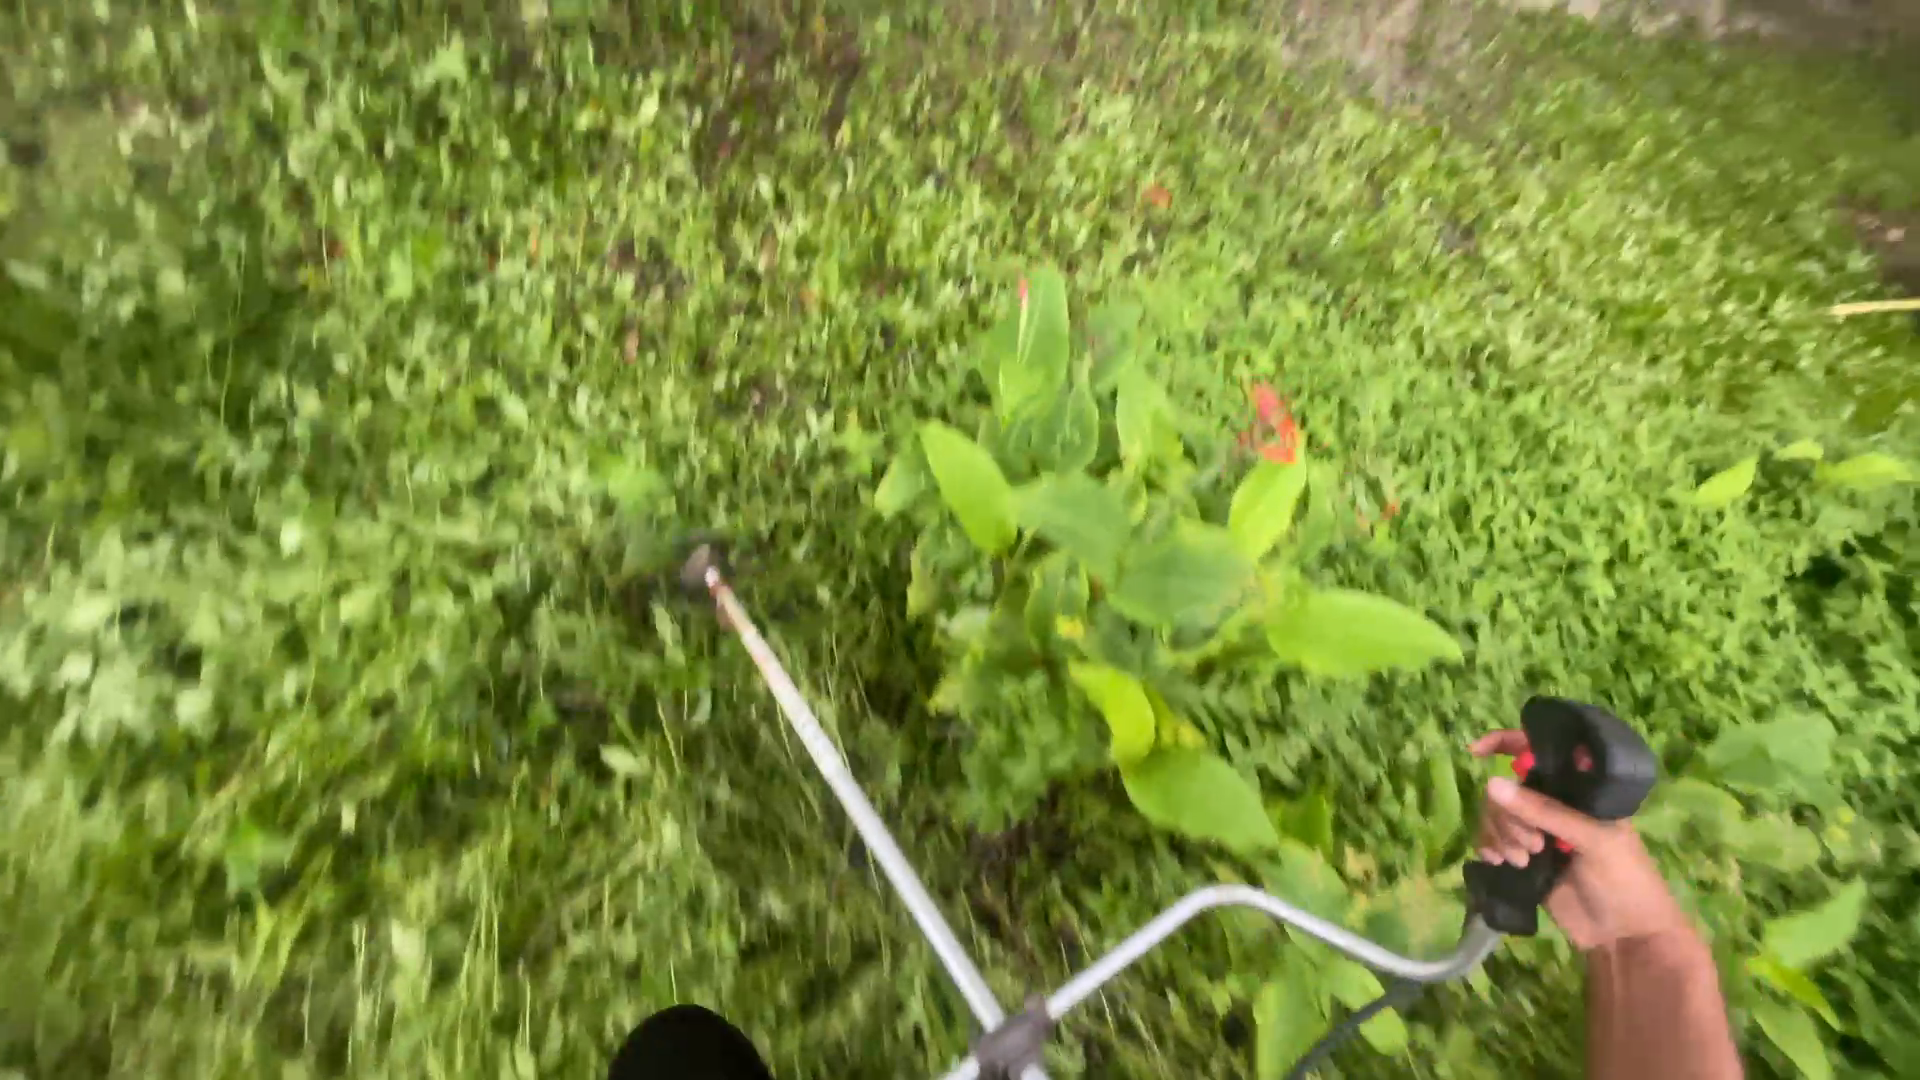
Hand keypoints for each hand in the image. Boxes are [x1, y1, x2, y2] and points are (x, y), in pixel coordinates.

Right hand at [1470, 730, 1690, 951]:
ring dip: (1500, 834)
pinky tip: (1499, 861)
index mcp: (1577, 793)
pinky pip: (1487, 837)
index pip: (1538, 753)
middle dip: (1508, 814)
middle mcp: (1552, 806)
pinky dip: (1487, 846)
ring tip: (1523, 860)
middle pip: (1505, 788)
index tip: (1477, 751)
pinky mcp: (1520, 855)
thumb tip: (1490, 783)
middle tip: (1533, 843)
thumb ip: (1544, 811)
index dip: (1507, 743)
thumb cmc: (1628, 883)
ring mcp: (1535, 831)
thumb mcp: (1593, 841)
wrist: (1626, 939)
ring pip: (1493, 813)